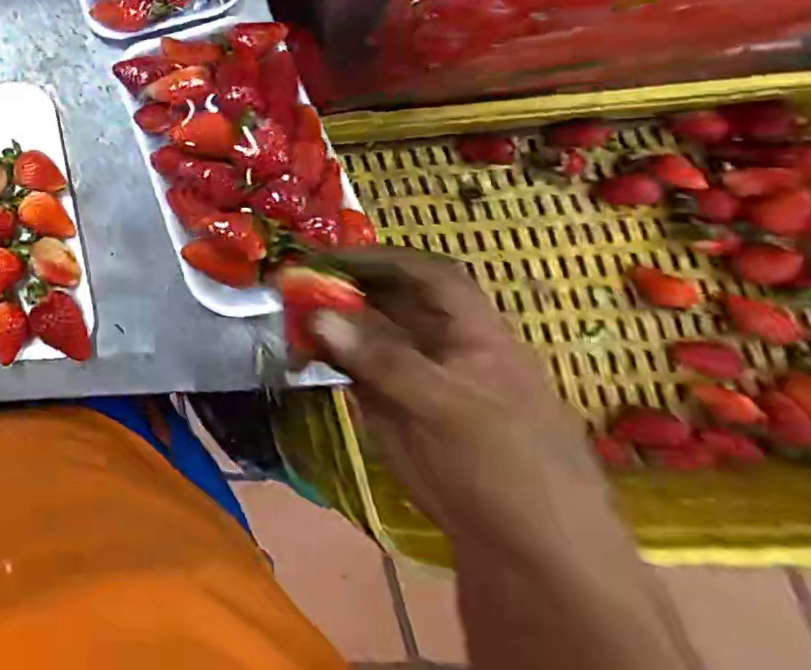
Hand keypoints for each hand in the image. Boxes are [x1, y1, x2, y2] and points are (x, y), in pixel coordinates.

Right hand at [313, 247, 613, 562]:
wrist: (528, 553)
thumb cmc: (506, 469)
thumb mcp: (448, 408)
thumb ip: (382, 359)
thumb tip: (318, 315)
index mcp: (476, 336)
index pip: (430, 276)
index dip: (382, 258)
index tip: (328, 256)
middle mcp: (442, 347)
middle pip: (389, 300)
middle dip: (341, 286)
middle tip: (290, 282)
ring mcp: (415, 376)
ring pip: (364, 332)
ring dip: (325, 320)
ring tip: (283, 313)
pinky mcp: (392, 405)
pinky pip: (351, 366)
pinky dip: (323, 354)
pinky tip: (296, 352)